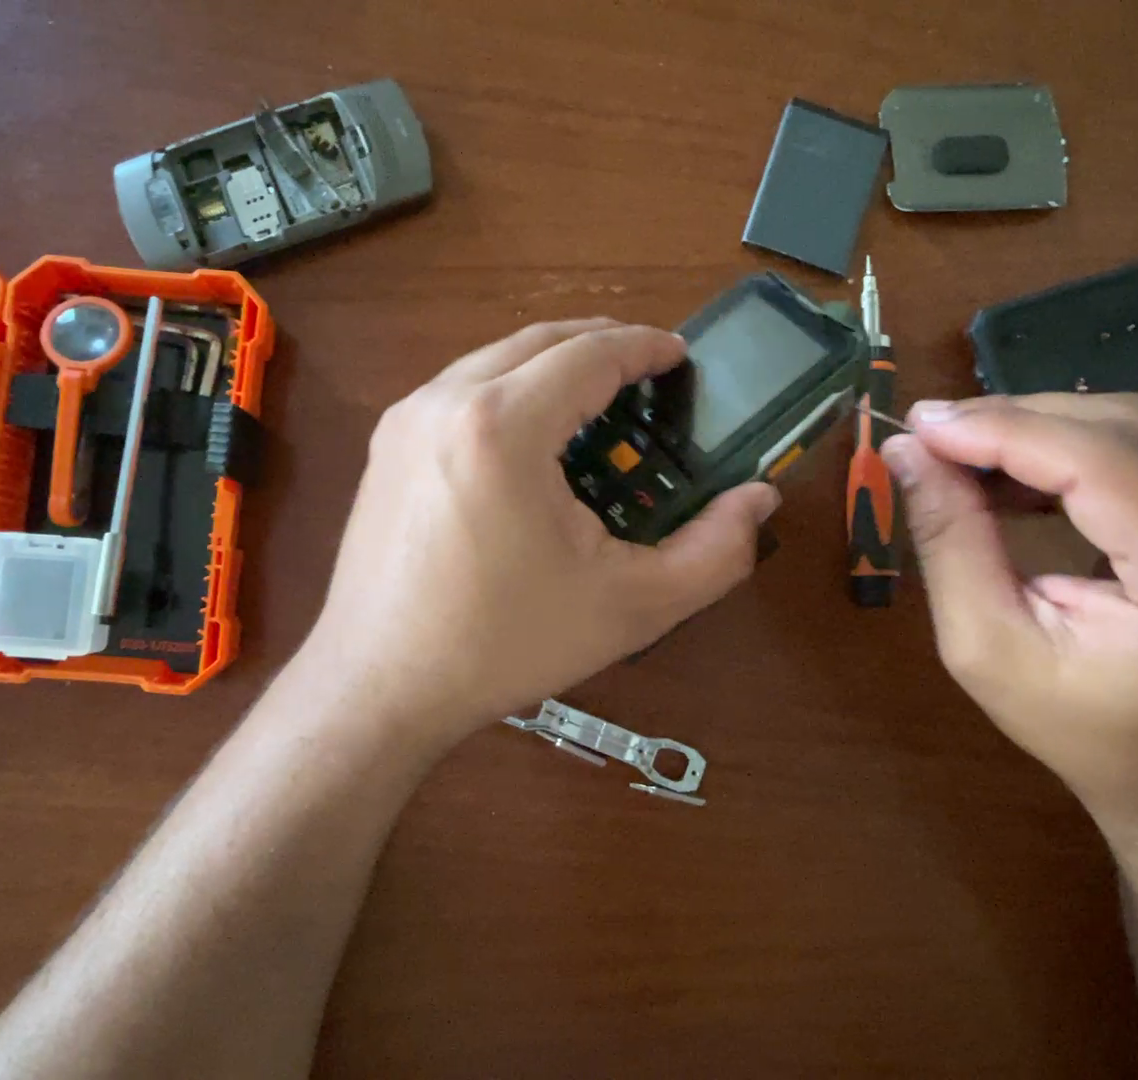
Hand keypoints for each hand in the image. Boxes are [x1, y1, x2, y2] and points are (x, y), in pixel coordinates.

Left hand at [291, 319, 778, 743]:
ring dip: (550, 364)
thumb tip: (759, 499)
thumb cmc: (504, 645)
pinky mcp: (384, 449)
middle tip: (646, 373)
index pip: (590, 352)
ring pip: (492, 360)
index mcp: (503, 424)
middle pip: (538, 340)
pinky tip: (529, 440)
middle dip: (600, 344)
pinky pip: (457, 392)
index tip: (680, 356)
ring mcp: (403, 422)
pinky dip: (506, 391)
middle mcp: (443, 401)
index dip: (644, 346)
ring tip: (594, 399)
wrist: (378, 685)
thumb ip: (713, 553)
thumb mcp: (630, 607)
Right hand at [882, 394, 1137, 824]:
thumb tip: (905, 449)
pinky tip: (1026, 473)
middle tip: (933, 435)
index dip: (1004, 430)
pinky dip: (1084, 449)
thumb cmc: (1086, 734)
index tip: (919, 423)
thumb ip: (949, 543)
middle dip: (1019, 420)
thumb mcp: (987, 650)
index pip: (1106, 464)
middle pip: (1132, 431)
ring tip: (969, 454)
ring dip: (1048, 429)